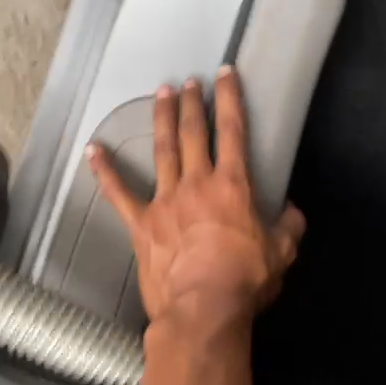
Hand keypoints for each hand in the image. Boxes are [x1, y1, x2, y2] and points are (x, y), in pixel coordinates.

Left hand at [88, 67, 306, 328]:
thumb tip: (293, 212)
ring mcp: (165, 201)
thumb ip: (289, 227)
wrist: (203, 309)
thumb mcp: (282, 253)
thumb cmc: (245, 281)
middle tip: (190, 81)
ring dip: (162, 119)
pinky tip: (93, 149)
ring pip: (162, 150)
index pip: (233, 131)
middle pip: (193, 133)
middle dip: (192, 104)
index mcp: (233, 186)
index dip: (230, 99)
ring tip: (161, 94)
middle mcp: (197, 183)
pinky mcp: (141, 224)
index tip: (225, 75)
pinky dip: (105, 171)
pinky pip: (119, 193)